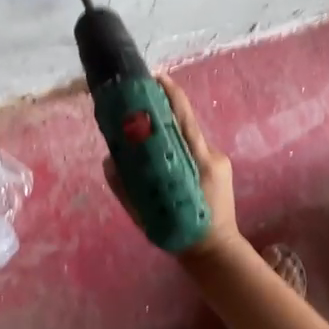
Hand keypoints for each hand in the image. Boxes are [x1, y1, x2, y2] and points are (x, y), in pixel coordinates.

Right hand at [102, 73, 243, 259]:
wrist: (213, 251)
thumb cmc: (180, 231)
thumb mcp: (147, 212)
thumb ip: (126, 187)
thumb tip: (108, 160)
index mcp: (197, 159)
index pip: (183, 117)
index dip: (170, 94)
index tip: (155, 77)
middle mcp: (210, 154)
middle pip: (185, 122)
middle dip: (164, 107)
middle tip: (142, 97)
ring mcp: (217, 160)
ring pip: (188, 138)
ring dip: (169, 130)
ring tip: (146, 127)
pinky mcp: (220, 167)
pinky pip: (194, 150)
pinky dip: (177, 146)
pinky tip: (162, 154)